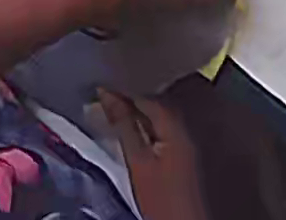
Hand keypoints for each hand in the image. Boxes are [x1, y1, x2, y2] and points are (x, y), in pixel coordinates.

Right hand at [99, 88, 206, 219]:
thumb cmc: (160, 198)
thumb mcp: (137, 159)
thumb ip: (123, 123)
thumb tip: (105, 93)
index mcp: (175, 127)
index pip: (146, 97)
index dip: (123, 90)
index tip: (100, 88)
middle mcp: (184, 130)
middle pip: (153, 105)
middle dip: (129, 100)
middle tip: (104, 98)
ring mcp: (185, 145)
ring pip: (156, 118)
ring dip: (135, 113)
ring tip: (112, 111)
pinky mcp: (182, 158)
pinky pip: (160, 131)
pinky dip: (144, 126)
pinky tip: (129, 129)